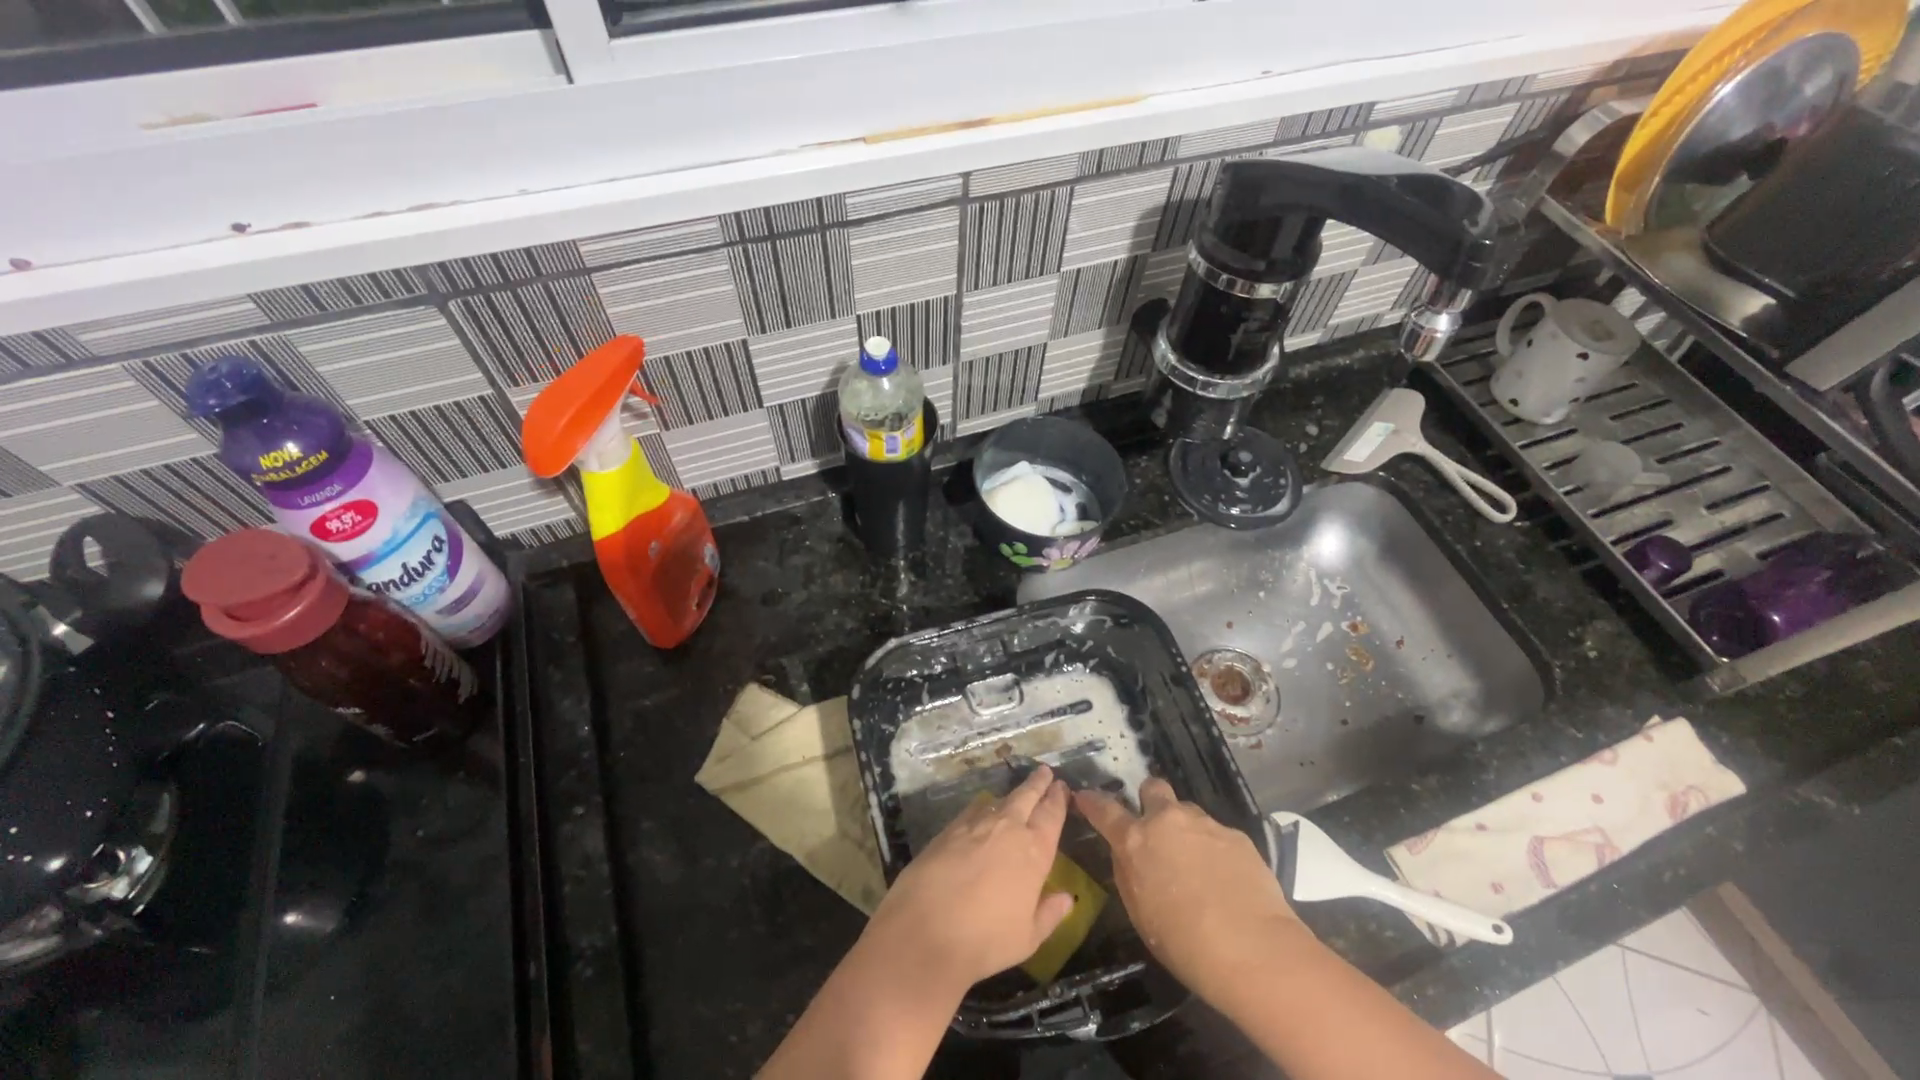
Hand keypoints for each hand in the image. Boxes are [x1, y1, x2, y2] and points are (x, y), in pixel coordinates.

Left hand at [864, 765, 1075, 992]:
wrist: (925, 932)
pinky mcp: (946, 832)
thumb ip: (1049, 914)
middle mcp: (1006, 830)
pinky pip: (970, 813)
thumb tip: (1066, 898)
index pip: (1051, 815)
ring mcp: (973, 827)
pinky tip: (980, 811)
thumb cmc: (985, 940)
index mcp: (1034, 851)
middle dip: (1037, 784)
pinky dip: (981, 809)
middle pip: (1025, 798)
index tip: (1061, 786)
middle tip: (1044, 772)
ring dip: (1010, 796)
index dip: (1057, 799)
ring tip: (1016, 793)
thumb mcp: (1028, 938)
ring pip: (997, 803)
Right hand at [1075, 778, 1308, 1008]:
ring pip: (1188, 813)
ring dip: (1185, 830)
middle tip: (1157, 831)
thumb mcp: (1139, 911)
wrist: (1252, 948)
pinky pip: (1217, 834)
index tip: (1084, 797)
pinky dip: (1215, 850)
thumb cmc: (1183, 941)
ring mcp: (1206, 824)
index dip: (1091, 801)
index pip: (1104, 809)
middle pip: (1153, 788)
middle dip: (1150, 802)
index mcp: (1136, 841)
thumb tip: (1130, 855)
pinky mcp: (1237, 835)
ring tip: (1198, 867)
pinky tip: (1225, 880)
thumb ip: (1129, 873)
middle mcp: (1169, 821)